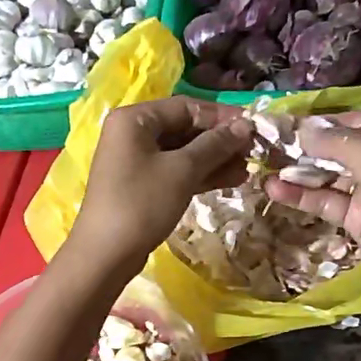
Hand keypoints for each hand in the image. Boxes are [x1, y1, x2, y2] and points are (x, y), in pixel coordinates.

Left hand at [69, 97, 251, 270]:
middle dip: (220, 140)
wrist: (106, 254)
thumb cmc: (142, 204)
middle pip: (185, 128)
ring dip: (215, 159)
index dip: (222, 116)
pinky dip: (201, 174)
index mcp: (135, 119)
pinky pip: (177, 171)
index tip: (253, 128)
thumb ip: (215, 145)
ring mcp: (136, 161)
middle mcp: (133, 133)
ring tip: (248, 168)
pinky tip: (231, 180)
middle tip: (253, 150)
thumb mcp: (182, 170)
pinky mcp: (143, 185)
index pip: (186, 106)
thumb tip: (245, 126)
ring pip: (183, 152)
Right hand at [264, 112, 360, 305]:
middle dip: (307, 147)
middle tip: (267, 144)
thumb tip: (304, 127)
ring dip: (301, 172)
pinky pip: (329, 203)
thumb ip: (340, 143)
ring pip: (331, 176)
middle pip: (342, 147)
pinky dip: (304, 197)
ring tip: (264, 167)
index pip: (356, 120)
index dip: (322, 121)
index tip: (284, 122)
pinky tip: (277, 189)